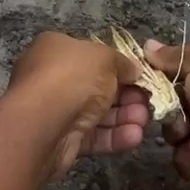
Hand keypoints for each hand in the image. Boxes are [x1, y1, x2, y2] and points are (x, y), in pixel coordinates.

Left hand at [8, 32, 149, 176]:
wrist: (42, 123)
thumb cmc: (72, 76)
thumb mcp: (105, 57)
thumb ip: (122, 63)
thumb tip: (134, 70)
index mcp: (56, 49)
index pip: (91, 55)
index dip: (118, 65)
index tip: (139, 75)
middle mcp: (53, 78)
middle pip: (97, 86)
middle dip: (126, 95)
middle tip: (148, 101)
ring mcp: (56, 111)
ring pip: (97, 113)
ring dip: (124, 117)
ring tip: (144, 121)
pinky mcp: (61, 140)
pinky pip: (92, 136)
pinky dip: (114, 136)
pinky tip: (134, 137)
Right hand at [144, 40, 189, 189]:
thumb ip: (172, 55)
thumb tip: (147, 44)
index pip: (178, 68)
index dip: (160, 74)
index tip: (145, 80)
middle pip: (171, 101)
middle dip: (167, 108)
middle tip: (170, 110)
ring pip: (173, 129)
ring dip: (178, 132)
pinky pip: (182, 154)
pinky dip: (187, 154)